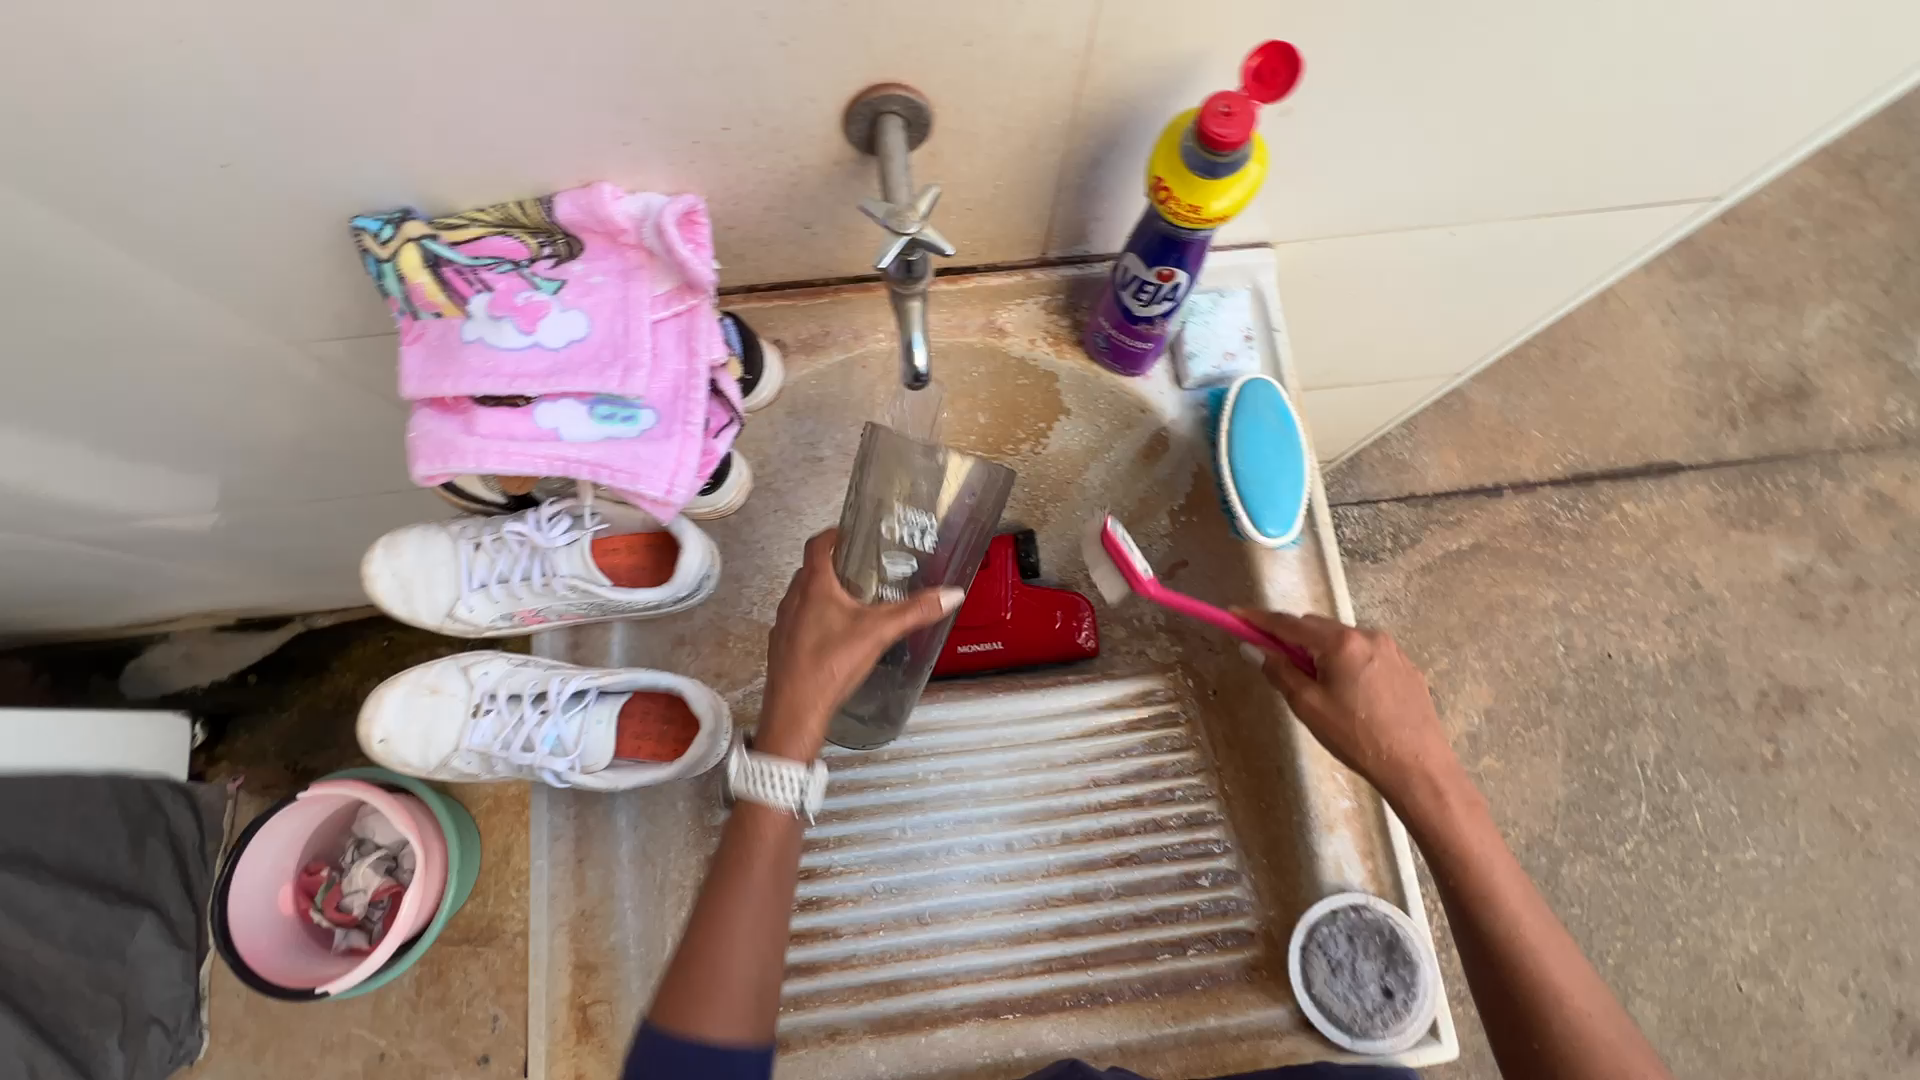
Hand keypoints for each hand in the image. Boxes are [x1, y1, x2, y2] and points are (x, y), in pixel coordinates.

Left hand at [757, 528, 963, 760]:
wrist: (795, 710)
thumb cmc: (830, 665)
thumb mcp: (880, 633)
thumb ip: (916, 611)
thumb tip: (950, 594)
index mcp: (814, 586)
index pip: (818, 545)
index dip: (834, 534)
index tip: (850, 532)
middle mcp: (793, 600)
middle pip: (811, 569)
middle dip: (834, 564)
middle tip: (861, 566)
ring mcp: (784, 624)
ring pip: (802, 596)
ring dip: (823, 592)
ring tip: (852, 599)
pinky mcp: (782, 646)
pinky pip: (798, 622)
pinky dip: (815, 619)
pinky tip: (835, 635)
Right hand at [1236, 610, 1461, 807]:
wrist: (1418, 767)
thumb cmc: (1356, 737)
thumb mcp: (1307, 706)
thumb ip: (1278, 671)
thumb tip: (1253, 648)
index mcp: (1340, 643)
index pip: (1289, 623)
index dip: (1259, 619)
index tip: (1236, 614)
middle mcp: (1367, 636)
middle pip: (1316, 627)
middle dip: (1294, 640)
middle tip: (1283, 668)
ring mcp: (1391, 650)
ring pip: (1342, 640)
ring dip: (1323, 652)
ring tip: (1322, 689)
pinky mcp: (1406, 666)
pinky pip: (1365, 653)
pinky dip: (1347, 662)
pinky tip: (1352, 695)